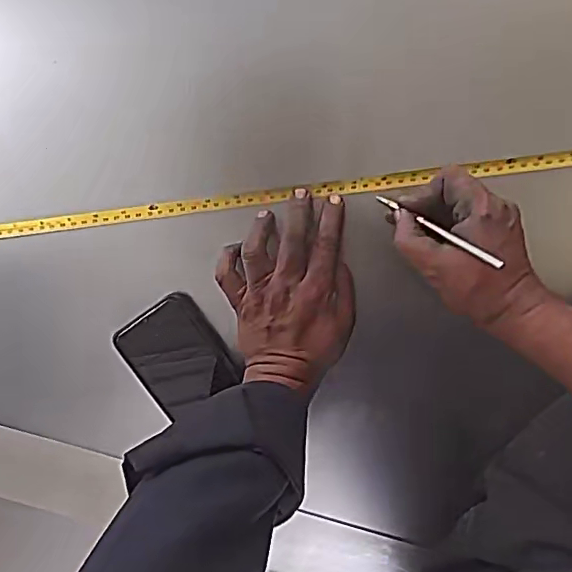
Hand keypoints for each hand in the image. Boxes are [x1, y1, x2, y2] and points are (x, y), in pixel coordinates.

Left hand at [215, 190, 356, 393]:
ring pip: (258, 252)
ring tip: (267, 215)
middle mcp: (286, 287)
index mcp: (314, 291)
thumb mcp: (344, 324)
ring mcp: (261, 293)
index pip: (325, 246)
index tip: (332, 204)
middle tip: (301, 195)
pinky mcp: (242, 302)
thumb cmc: (312, 355)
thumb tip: (340, 266)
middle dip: (299, 213)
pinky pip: (228, 276)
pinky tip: (233, 247)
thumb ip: (343, 291)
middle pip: (293, 241)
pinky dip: (227, 259)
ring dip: (262, 230)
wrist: (281, 377)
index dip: (330, 221)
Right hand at [390, 165, 548, 327]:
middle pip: (453, 190)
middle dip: (427, 206)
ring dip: (438, 217)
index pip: (446, 178)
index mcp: (482, 208)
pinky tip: (441, 244)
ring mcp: (501, 218)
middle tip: (410, 224)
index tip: (408, 213)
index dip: (421, 194)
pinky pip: (469, 217)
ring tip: (425, 238)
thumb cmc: (482, 292)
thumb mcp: (432, 264)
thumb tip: (400, 218)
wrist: (511, 310)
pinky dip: (451, 226)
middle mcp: (496, 208)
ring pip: (460, 204)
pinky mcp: (501, 230)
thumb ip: (407, 236)